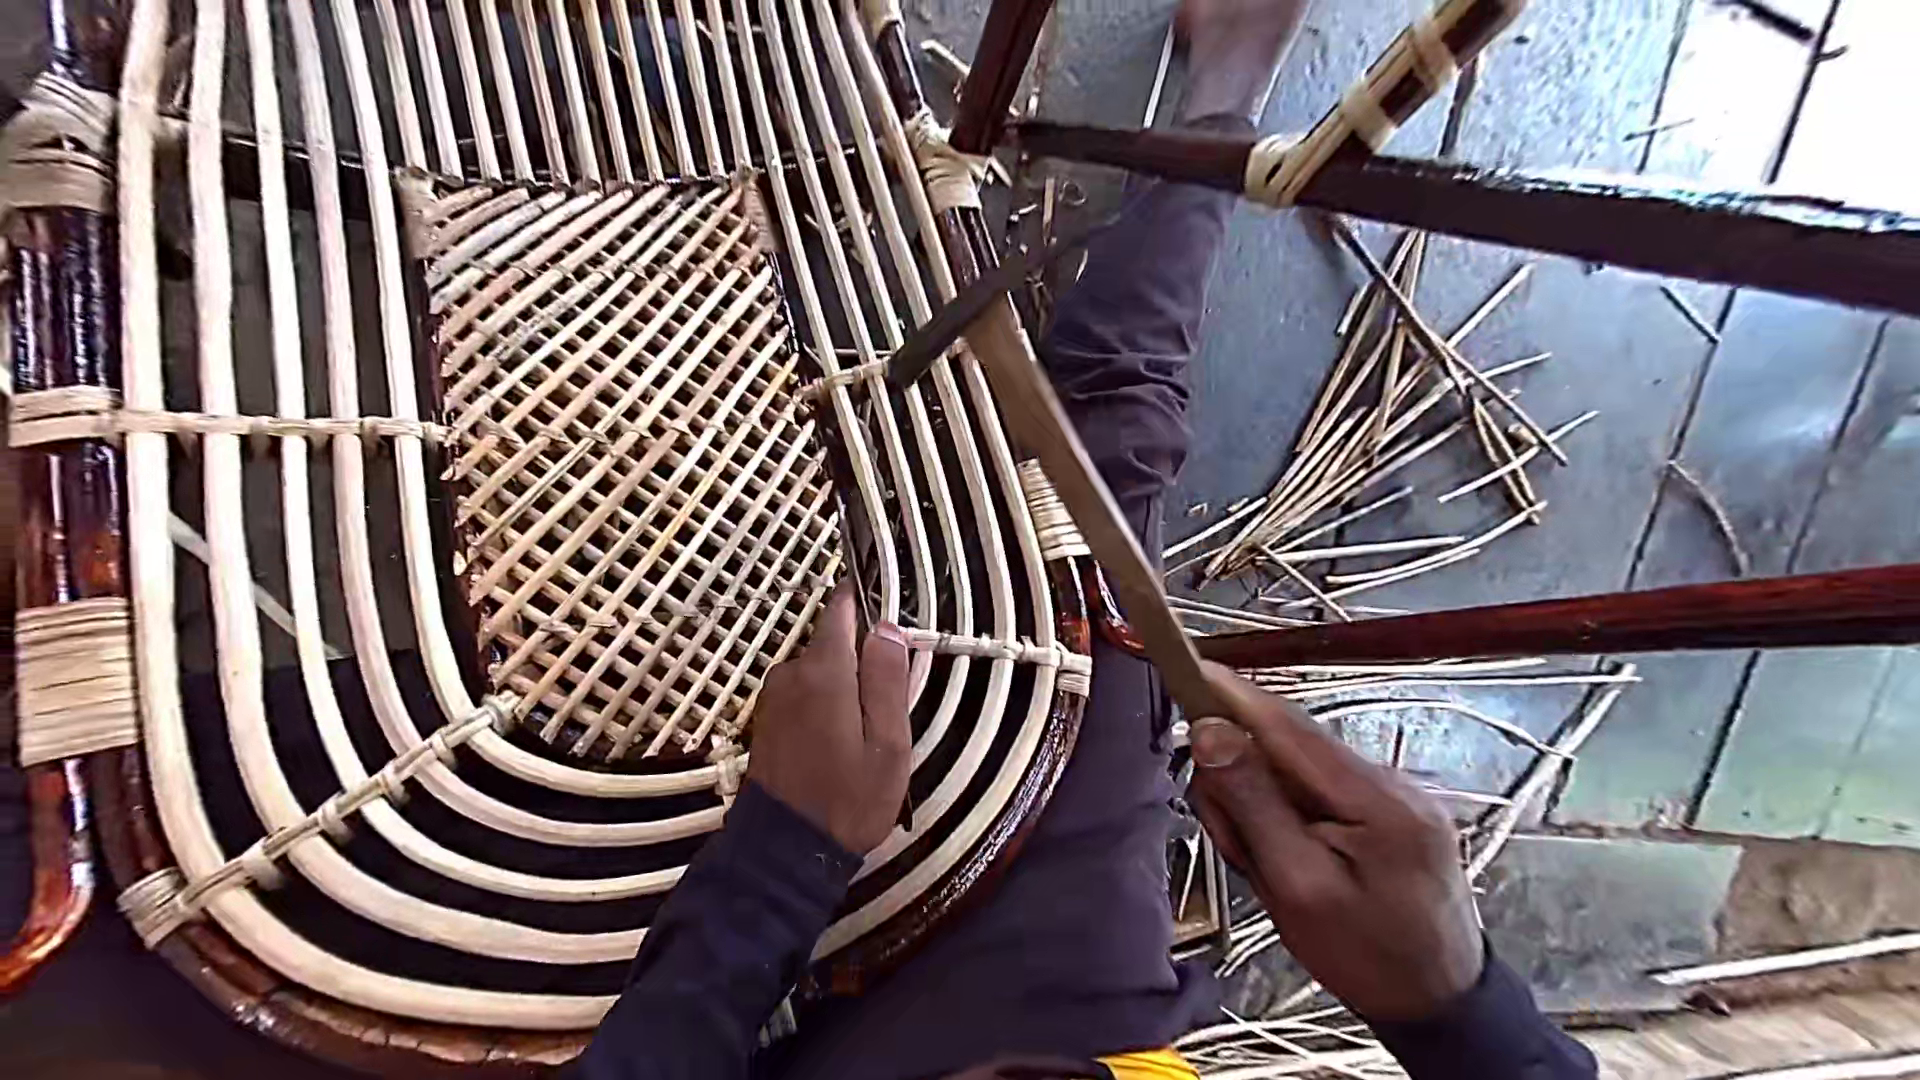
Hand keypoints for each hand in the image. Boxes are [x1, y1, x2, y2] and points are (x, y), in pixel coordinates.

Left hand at [746, 581, 911, 855]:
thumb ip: (888, 678)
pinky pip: (807, 689)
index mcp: (823, 671)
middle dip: (865, 656)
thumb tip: (887, 627)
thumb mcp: (888, 742)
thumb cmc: (849, 798)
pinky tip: (843, 738)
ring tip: (869, 728)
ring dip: (848, 683)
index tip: (892, 617)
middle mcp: (791, 672)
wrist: (785, 853)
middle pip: (836, 639)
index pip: (841, 607)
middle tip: (891, 701)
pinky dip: (828, 700)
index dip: (868, 602)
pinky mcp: (768, 716)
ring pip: (823, 667)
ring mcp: (774, 695)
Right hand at [1188, 662, 1483, 1021]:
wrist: (1437, 1006)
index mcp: (1376, 799)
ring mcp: (1386, 789)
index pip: (1286, 723)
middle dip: (1239, 777)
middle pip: (1281, 742)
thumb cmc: (1365, 955)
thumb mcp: (1296, 885)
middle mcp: (1386, 779)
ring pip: (1287, 763)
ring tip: (1262, 856)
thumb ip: (1252, 802)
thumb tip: (1209, 730)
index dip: (1231, 693)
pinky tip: (1280, 848)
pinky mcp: (1378, 802)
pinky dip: (1275, 807)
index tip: (1187, 669)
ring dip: (1255, 798)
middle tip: (1236, 839)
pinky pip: (1304, 782)